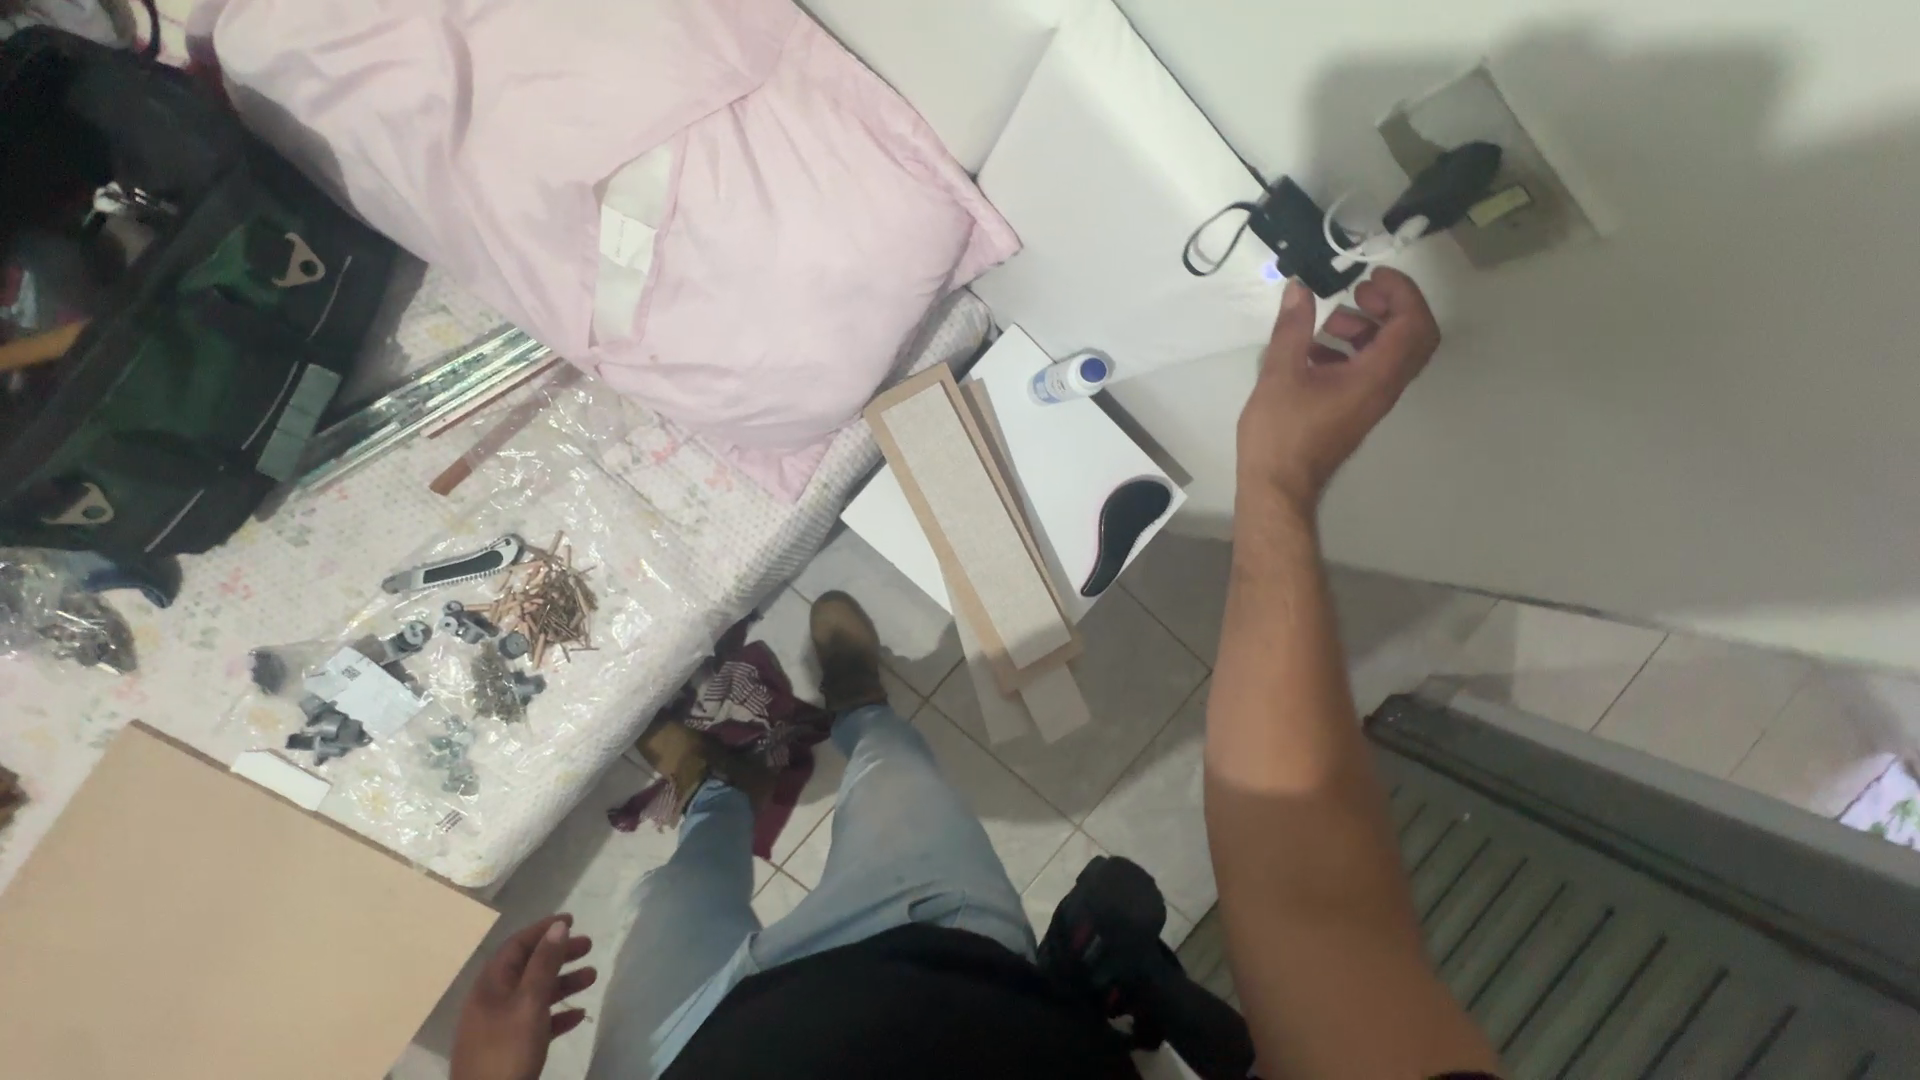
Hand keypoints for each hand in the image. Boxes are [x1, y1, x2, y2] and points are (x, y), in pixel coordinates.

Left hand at [450, 915, 597, 1079]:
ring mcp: (498, 1027)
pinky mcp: (508, 1050)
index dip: (543, 930)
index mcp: (490, 986)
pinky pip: (535, 1021)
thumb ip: (544, 963)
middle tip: (588, 946)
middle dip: (558, 954)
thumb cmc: (507, 1050)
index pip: (516, 946)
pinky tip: (578, 1015)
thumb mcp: (529, 1002)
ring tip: (592, 978)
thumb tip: (558, 926)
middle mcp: (491, 1002)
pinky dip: (557, 1014)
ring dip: (563, 983)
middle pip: (528, 967)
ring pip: (535, 994)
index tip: (571, 921)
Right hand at [1237, 268, 1439, 513]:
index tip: (1370, 278)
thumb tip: (1299, 289)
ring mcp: (1371, 403)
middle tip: (1358, 294)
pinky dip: (1353, 351)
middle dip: (1392, 307)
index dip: (1400, 292)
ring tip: (1327, 323)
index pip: (1412, 323)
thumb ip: (1292, 328)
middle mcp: (1383, 388)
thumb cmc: (1280, 433)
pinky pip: (1370, 372)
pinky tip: (1314, 352)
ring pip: (1391, 354)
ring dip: (1368, 328)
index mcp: (1374, 376)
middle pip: (1414, 337)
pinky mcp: (1354, 412)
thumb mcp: (1280, 374)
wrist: (1278, 486)